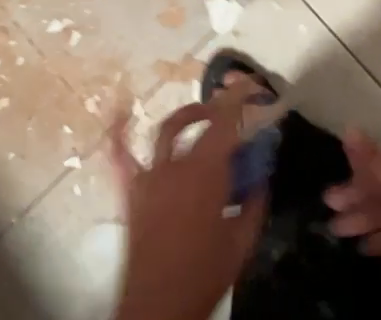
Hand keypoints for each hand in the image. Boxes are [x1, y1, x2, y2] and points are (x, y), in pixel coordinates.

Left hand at [109, 95, 264, 319]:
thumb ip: (254, 201)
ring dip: (186, 115)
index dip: (240, 98)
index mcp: (207, 174)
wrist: (157, 309)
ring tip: (202, 112)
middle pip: (199, 121)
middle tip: (236, 103)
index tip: (253, 84)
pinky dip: (119, 131)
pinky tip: (120, 109)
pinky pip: (120, 157)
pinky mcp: (131, 193)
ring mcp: (149, 177)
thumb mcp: (243, 240)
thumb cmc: (204, 276)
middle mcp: (176, 166)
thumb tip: (261, 176)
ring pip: (165, 132)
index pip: (227, 122)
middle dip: (219, 105)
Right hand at [322, 129, 380, 293]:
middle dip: (355, 202)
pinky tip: (366, 250)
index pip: (376, 172)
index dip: (353, 180)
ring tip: (338, 233)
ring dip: (364, 221)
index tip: (327, 194)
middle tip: (328, 216)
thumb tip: (348, 127)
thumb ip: (376, 161)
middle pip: (380, 194)